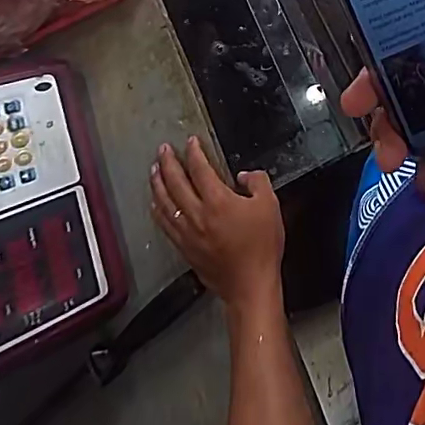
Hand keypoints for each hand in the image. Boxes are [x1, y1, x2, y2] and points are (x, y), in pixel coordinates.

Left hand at [150, 136, 283, 307]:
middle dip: (169, 164)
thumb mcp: (271, 205)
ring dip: (158, 184)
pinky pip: (164, 223)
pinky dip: (157, 209)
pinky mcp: (183, 247)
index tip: (191, 142)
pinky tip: (155, 204)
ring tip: (154, 170)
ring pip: (165, 203)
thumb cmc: (262, 243)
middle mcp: (197, 214)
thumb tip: (244, 176)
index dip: (195, 153)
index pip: (200, 170)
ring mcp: (187, 232)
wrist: (249, 282)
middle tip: (162, 150)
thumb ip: (257, 183)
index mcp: (218, 201)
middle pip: (176, 184)